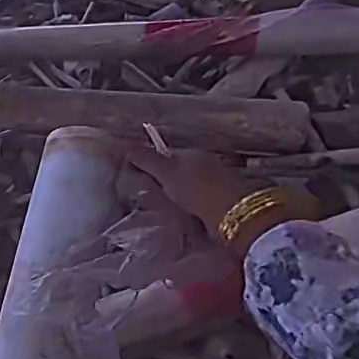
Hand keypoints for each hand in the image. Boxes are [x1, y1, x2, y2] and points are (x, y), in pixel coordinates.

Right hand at [128, 148, 259, 226]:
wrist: (232, 213)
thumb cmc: (196, 188)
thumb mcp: (166, 173)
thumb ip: (147, 159)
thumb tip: (126, 144)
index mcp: (192, 153)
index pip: (168, 153)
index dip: (153, 163)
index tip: (140, 176)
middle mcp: (206, 163)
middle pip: (181, 168)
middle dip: (167, 178)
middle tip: (150, 192)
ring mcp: (217, 181)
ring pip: (191, 184)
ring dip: (181, 192)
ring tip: (165, 205)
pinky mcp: (223, 200)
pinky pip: (200, 198)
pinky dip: (191, 204)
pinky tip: (184, 213)